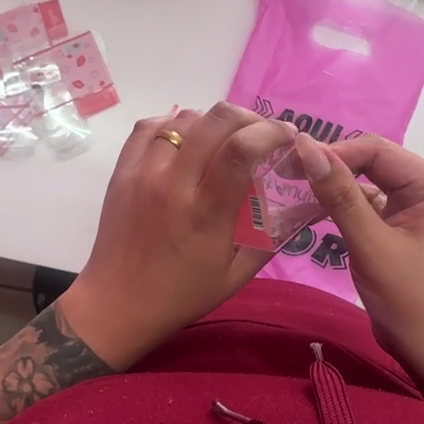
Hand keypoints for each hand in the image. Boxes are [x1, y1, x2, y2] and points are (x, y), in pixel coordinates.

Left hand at [58, 103, 296, 367]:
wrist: (116, 305)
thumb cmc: (180, 296)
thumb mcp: (236, 275)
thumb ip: (272, 237)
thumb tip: (307, 206)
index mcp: (206, 211)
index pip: (242, 148)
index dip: (271, 132)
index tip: (287, 137)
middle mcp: (173, 183)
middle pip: (215, 120)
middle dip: (248, 118)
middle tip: (259, 134)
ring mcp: (143, 173)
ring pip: (184, 119)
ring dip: (212, 122)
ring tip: (223, 140)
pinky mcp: (122, 172)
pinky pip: (149, 127)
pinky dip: (173, 124)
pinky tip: (186, 140)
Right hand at [292, 132, 423, 396]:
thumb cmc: (409, 300)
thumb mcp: (371, 246)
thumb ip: (340, 196)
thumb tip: (307, 149)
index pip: (379, 151)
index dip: (335, 153)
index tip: (292, 163)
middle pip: (375, 164)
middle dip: (333, 167)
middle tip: (287, 174)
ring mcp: (419, 211)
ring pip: (370, 184)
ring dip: (335, 187)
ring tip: (294, 188)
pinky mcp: (404, 229)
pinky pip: (371, 206)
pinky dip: (344, 207)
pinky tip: (314, 210)